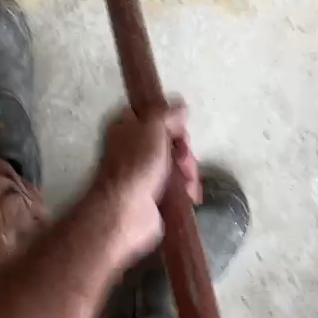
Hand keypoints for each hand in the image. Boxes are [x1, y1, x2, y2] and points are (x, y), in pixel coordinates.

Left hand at [79, 101, 199, 268]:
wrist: (127, 212)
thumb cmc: (137, 164)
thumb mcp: (152, 128)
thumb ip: (166, 113)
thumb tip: (180, 106)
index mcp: (128, 126)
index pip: (157, 117)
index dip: (173, 124)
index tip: (182, 133)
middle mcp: (134, 147)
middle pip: (170, 141)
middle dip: (184, 151)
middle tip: (186, 162)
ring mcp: (144, 171)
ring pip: (176, 163)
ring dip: (188, 172)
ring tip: (189, 185)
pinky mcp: (154, 193)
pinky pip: (176, 185)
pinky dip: (186, 188)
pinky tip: (190, 196)